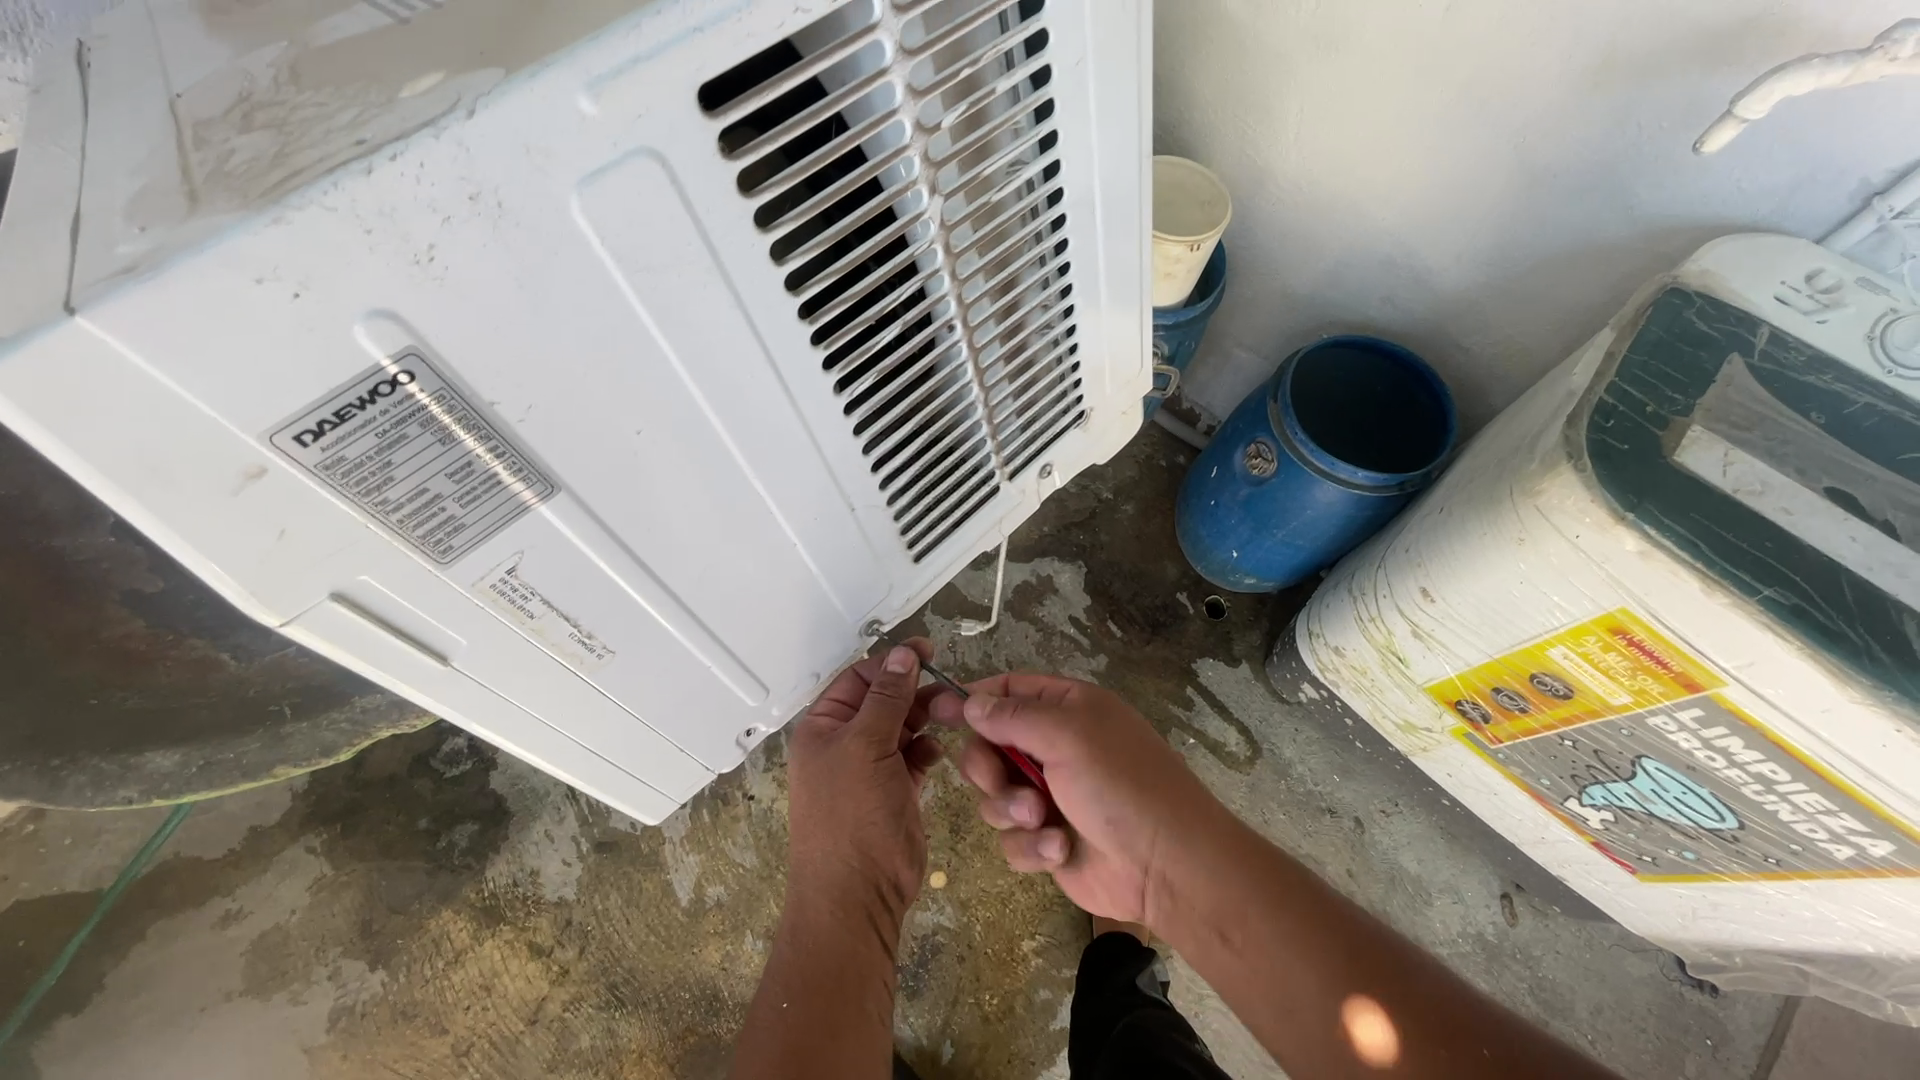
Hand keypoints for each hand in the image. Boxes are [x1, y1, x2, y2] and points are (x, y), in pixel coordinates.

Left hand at [785, 639, 943, 931]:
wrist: (857, 895)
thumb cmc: (852, 816)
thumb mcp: (866, 746)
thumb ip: (887, 698)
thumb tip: (902, 654)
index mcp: (823, 727)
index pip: (858, 678)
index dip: (892, 663)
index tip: (929, 651)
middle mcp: (843, 743)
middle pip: (883, 700)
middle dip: (914, 692)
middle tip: (951, 690)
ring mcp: (869, 769)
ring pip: (901, 727)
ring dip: (924, 719)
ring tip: (952, 716)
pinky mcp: (894, 791)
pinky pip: (913, 757)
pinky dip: (926, 749)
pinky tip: (938, 751)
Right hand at [930, 675, 1228, 929]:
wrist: (1166, 866)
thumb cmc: (1121, 785)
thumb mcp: (1069, 734)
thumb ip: (1013, 715)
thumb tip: (968, 700)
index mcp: (1067, 709)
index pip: (1008, 691)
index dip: (972, 700)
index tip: (936, 713)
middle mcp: (1055, 748)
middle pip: (987, 746)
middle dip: (988, 767)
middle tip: (1001, 779)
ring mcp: (1050, 795)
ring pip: (993, 796)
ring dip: (1011, 809)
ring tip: (1042, 820)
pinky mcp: (1046, 840)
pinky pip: (1010, 839)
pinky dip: (1031, 846)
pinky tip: (1059, 850)